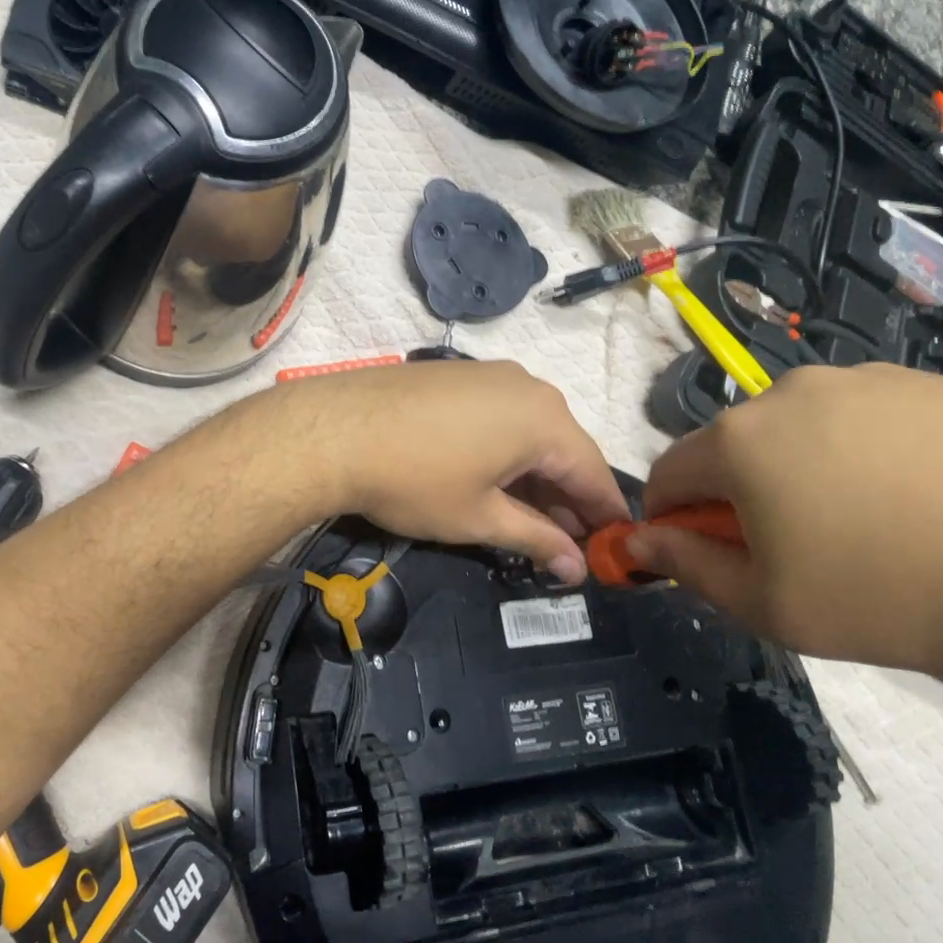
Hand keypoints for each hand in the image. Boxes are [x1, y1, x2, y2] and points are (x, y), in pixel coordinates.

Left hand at [250, 359, 631, 579]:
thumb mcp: (478, 518)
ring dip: (533, 474)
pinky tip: (489, 478)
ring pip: (529, 430)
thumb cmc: (413, 480)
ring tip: (525, 518)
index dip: (604, 516)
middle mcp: (527, 387)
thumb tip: (577, 568)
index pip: (593, 473)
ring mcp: (487, 374)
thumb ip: (535, 539)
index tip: (610, 551)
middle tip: (562, 545)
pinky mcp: (454, 374)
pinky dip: (504, 448)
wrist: (332, 430)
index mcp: (545, 420)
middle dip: (566, 497)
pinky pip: (498, 414)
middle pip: (564, 448)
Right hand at [627, 363, 942, 676]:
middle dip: (744, 498)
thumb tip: (641, 540)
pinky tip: (934, 511)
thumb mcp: (774, 607)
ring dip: (809, 478)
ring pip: (807, 434)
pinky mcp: (941, 386)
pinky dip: (877, 464)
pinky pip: (876, 426)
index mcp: (740, 439)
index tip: (705, 559)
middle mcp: (793, 392)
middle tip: (801, 558)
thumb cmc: (903, 592)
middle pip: (737, 448)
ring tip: (878, 537)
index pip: (668, 472)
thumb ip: (689, 568)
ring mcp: (873, 381)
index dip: (672, 520)